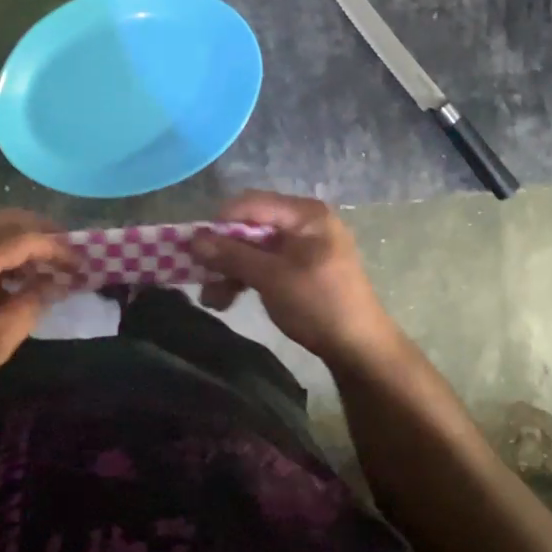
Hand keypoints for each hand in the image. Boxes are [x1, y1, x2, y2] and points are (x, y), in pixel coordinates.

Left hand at [0, 210, 73, 410]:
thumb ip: (31, 304)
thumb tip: (57, 282)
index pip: (22, 238)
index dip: (56, 246)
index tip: (81, 261)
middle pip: (4, 219)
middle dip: (40, 231)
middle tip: (68, 251)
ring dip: (18, 236)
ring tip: (45, 262)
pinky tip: (11, 270)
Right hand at [192, 190, 402, 368]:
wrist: (359, 348)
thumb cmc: (319, 305)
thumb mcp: (271, 278)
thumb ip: (232, 255)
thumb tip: (192, 240)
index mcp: (304, 214)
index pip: (250, 203)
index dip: (220, 223)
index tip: (197, 250)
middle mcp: (304, 221)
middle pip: (250, 225)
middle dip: (223, 252)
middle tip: (201, 278)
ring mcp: (303, 245)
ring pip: (253, 247)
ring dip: (230, 269)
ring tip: (213, 300)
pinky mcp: (300, 266)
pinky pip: (265, 262)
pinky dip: (246, 277)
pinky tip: (229, 299)